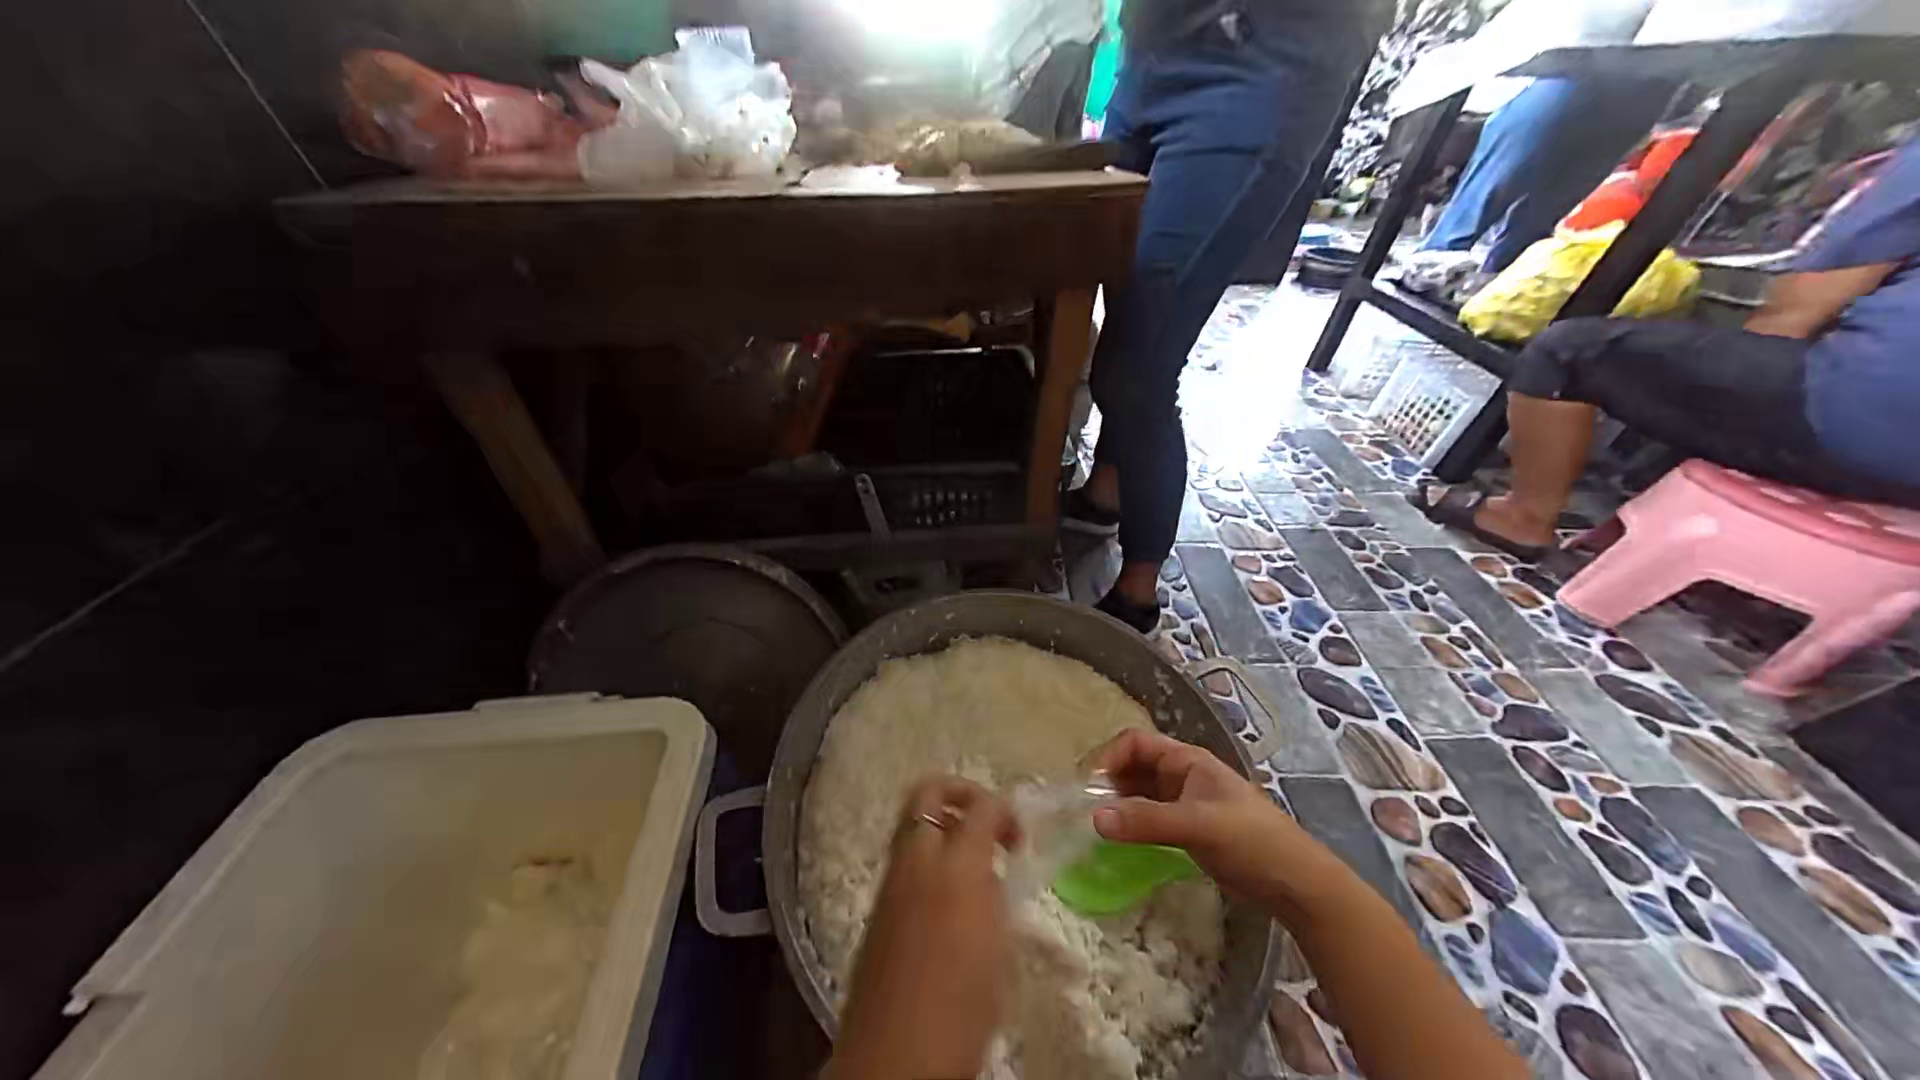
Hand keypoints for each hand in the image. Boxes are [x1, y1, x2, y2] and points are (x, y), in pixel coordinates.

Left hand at [829, 777, 1020, 1079]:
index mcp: (955, 866)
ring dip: (942, 824)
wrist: (896, 1055)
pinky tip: (950, 896)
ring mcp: (891, 879)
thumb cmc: (962, 1005)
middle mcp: (916, 859)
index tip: (1017, 836)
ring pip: (911, 821)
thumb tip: (989, 868)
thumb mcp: (997, 945)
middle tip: (987, 826)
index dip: (1003, 810)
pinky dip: (927, 856)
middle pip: (927, 791)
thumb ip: (992, 892)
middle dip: (960, 794)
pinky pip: (903, 857)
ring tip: (973, 863)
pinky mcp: (878, 904)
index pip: (980, 807)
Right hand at [1087, 729, 1341, 920]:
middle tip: (1086, 807)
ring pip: (1140, 793)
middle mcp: (1182, 776)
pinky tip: (1119, 840)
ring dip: (1118, 804)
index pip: (1136, 743)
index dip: (1110, 756)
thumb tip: (1095, 818)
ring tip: (1097, 825)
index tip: (1089, 784)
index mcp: (1187, 761)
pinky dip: (1131, 824)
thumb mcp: (1197, 826)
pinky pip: (1149, 818)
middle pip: (1135, 766)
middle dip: (1109, 781)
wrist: (1296, 884)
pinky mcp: (1187, 830)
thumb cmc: (1251, 841)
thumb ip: (1147, 821)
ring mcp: (1184, 803)